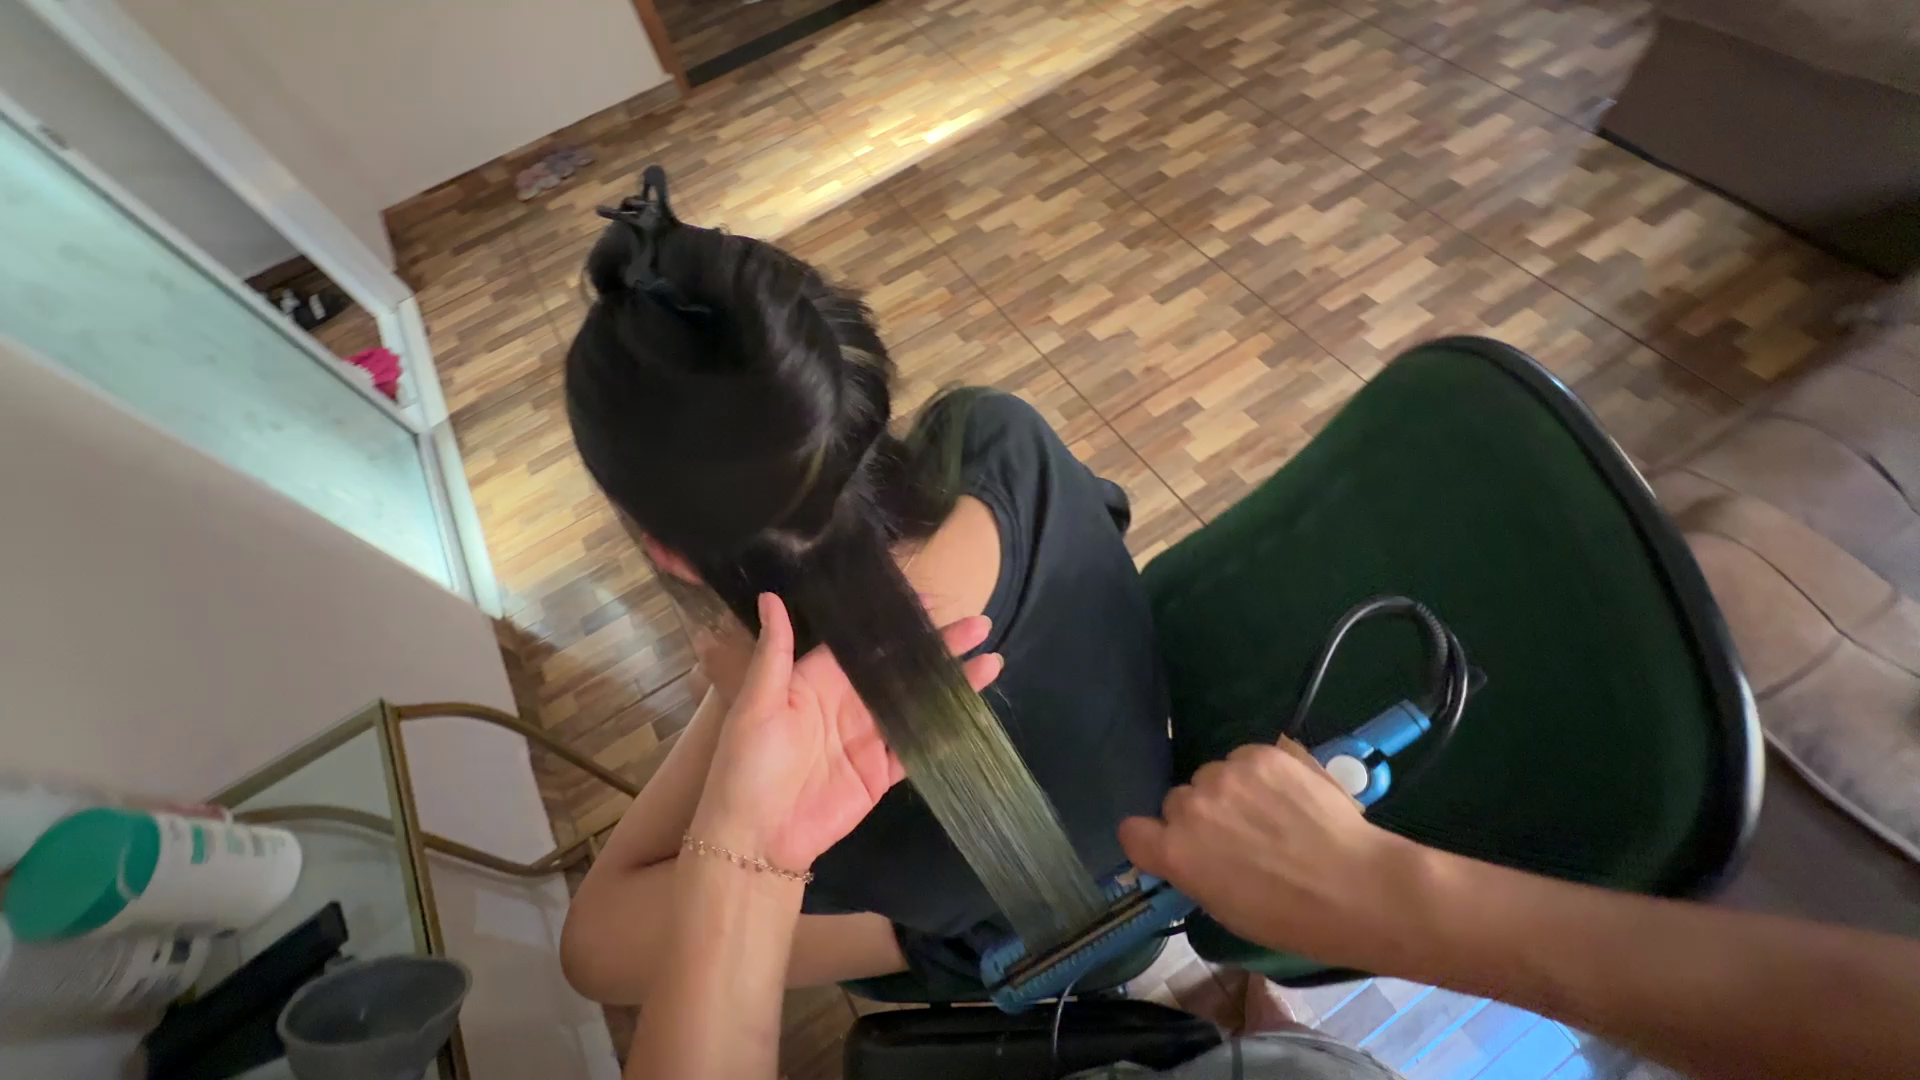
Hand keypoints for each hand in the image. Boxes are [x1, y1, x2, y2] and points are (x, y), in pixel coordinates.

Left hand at [689, 593, 1001, 874]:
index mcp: (818, 680)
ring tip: (991, 662)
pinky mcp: (880, 772)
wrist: (754, 840)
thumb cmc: (748, 765)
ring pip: (916, 702)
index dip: (896, 621)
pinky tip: (971, 710)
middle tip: (979, 625)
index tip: (929, 600)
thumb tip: (771, 596)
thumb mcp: (756, 705)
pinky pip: (916, 746)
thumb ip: (774, 652)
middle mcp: (848, 702)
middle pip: (900, 668)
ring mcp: (867, 738)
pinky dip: (943, 730)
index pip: (864, 642)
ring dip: (951, 684)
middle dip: (938, 647)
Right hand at [1119, 740, 1419, 968]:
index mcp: (1175, 852)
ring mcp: (1225, 774)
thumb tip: (1187, 852)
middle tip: (1241, 839)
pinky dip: (1261, 775)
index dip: (1153, 839)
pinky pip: (1245, 759)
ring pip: (1213, 776)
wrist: (1362, 889)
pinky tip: (1291, 797)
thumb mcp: (1225, 909)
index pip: (1133, 831)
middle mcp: (1190, 805)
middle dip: (1202, 816)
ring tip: (1274, 817)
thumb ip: (1192, 871)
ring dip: (1231, 792)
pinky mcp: (1260, 753)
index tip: (1175, 846)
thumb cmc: (1293, 917)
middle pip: (1179, 801)